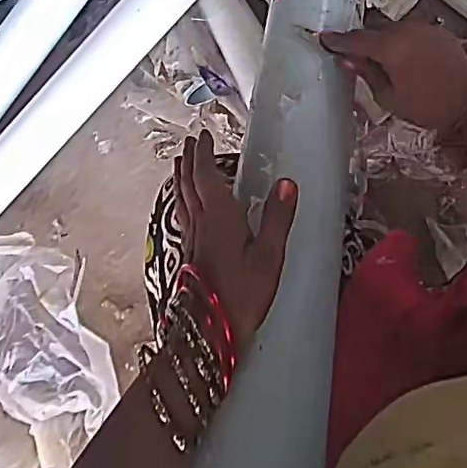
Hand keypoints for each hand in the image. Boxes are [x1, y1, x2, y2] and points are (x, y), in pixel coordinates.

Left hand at [172, 130, 296, 341]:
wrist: (207, 332)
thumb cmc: (241, 295)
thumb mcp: (269, 256)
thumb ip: (278, 218)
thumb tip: (286, 184)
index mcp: (219, 217)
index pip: (206, 175)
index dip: (203, 154)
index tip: (203, 136)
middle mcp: (200, 222)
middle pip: (188, 183)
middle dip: (189, 160)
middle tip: (190, 143)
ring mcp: (191, 238)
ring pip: (181, 198)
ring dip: (181, 177)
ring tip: (180, 164)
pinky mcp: (188, 252)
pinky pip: (182, 214)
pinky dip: (181, 198)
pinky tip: (184, 205)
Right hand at [319, 21, 466, 134]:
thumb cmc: (428, 107)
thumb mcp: (390, 98)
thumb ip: (368, 74)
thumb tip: (348, 60)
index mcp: (390, 48)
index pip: (355, 40)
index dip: (338, 41)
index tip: (324, 39)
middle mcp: (405, 31)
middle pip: (374, 29)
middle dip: (360, 39)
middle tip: (349, 51)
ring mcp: (424, 29)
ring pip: (393, 28)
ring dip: (381, 39)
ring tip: (376, 55)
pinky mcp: (438, 32)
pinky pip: (411, 31)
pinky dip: (400, 39)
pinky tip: (400, 54)